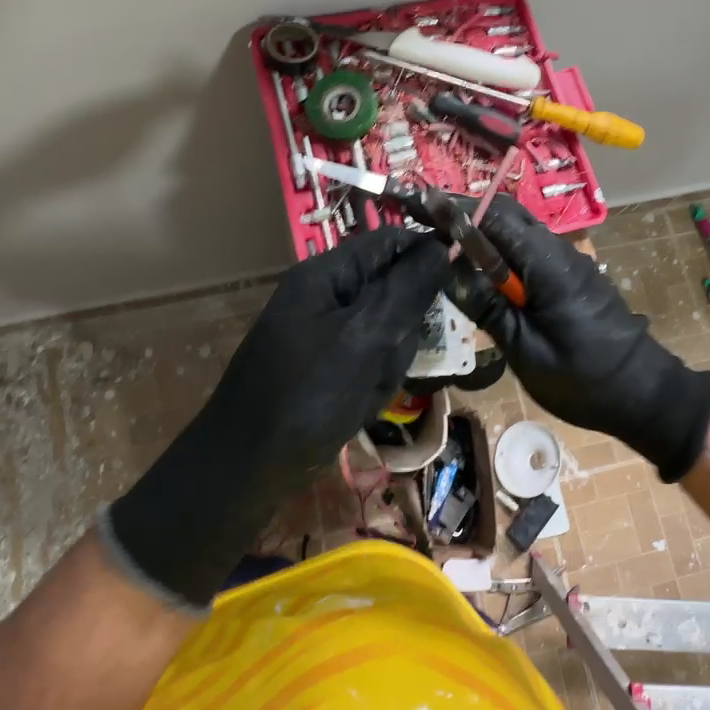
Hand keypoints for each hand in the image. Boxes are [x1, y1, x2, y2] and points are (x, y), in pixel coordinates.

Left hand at [104, 227, 450, 607]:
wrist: (246, 467)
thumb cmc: (307, 395)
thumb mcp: (365, 337)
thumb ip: (406, 288)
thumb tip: (442, 245)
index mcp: (325, 274)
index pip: (389, 242)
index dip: (427, 254)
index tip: (462, 281)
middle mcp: (322, 296)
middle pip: (390, 287)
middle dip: (406, 325)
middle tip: (397, 357)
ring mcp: (321, 334)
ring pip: (384, 330)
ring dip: (391, 359)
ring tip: (372, 388)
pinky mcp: (323, 368)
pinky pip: (367, 360)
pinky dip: (375, 381)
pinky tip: (361, 405)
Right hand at [445, 198, 709, 481]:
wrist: (644, 394)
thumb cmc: (583, 379)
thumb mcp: (526, 351)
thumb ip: (487, 307)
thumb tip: (447, 270)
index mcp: (548, 264)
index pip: (493, 218)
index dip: (453, 210)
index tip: (417, 207)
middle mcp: (559, 251)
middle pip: (505, 214)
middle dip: (464, 213)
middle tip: (425, 225)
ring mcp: (567, 262)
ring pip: (517, 230)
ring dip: (482, 231)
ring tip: (443, 246)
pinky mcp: (570, 276)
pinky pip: (529, 249)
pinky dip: (499, 249)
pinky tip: (479, 270)